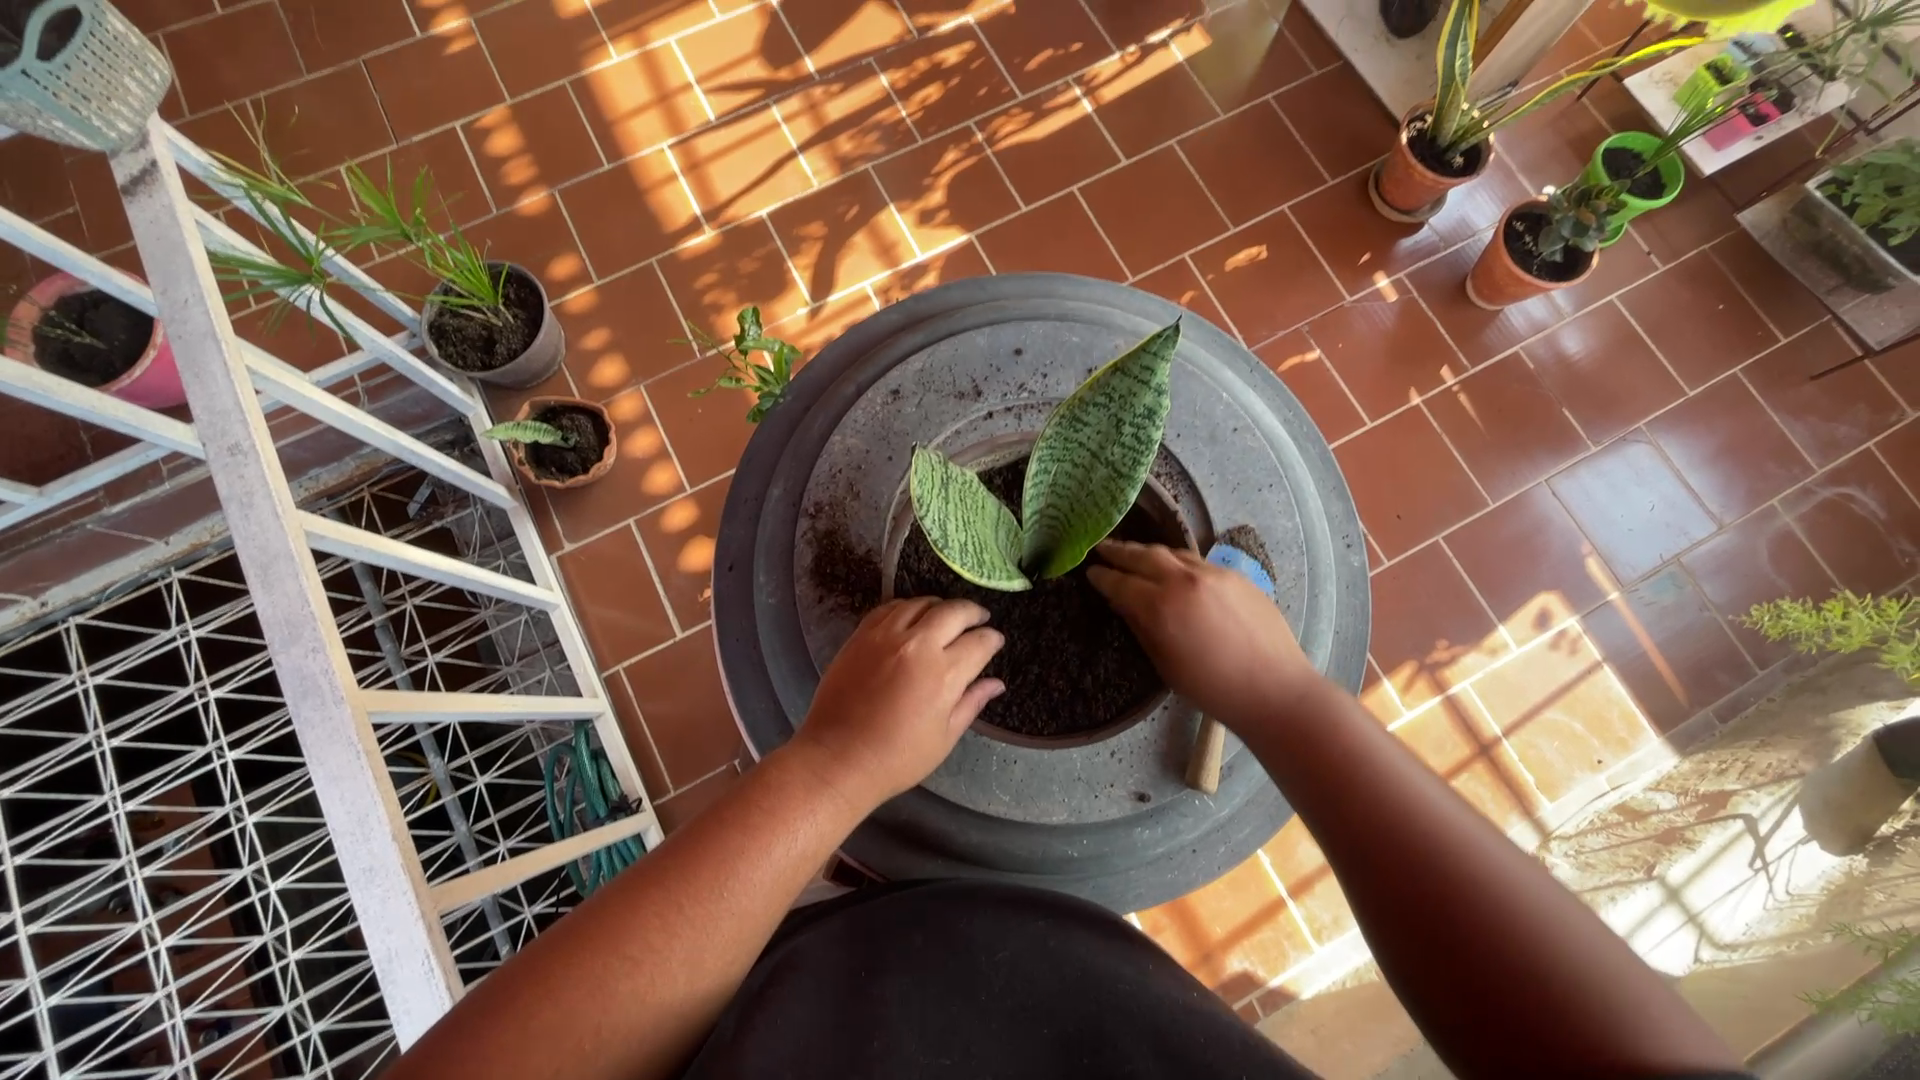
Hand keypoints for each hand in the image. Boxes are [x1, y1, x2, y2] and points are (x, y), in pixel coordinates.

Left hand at [786, 598, 1004, 810]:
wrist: (837, 758)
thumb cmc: (897, 758)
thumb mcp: (944, 737)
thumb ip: (971, 703)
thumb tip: (995, 683)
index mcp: (944, 673)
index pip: (979, 642)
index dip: (992, 639)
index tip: (995, 642)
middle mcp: (917, 645)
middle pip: (954, 612)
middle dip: (973, 612)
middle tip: (980, 618)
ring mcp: (885, 636)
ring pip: (921, 603)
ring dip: (940, 606)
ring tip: (946, 615)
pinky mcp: (861, 635)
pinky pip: (889, 608)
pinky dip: (907, 607)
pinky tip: (911, 617)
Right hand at [1087, 540, 1325, 729]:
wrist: (1275, 689)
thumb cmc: (1213, 689)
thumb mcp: (1165, 663)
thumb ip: (1140, 626)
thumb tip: (1121, 602)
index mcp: (1161, 606)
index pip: (1121, 582)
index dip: (1102, 576)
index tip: (1089, 571)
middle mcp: (1185, 580)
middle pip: (1144, 555)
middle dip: (1120, 552)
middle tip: (1102, 549)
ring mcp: (1213, 574)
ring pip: (1172, 553)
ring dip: (1149, 552)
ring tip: (1134, 554)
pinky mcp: (1236, 575)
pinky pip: (1197, 561)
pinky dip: (1177, 561)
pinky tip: (1173, 568)